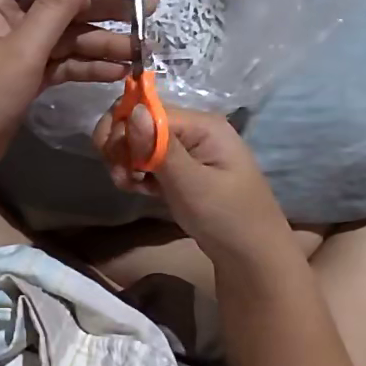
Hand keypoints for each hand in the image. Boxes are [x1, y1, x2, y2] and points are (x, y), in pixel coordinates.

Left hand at [0, 0, 137, 172]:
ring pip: (66, 35)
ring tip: (143, 50)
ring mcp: (18, 48)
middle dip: (102, 9)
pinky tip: (120, 71)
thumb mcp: (24, 49)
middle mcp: (6, 18)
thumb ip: (57, 6)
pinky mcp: (28, 74)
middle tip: (147, 11)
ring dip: (102, 42)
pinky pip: (63, 61)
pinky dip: (88, 65)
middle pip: (59, 3)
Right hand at [93, 104, 287, 262]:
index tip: (116, 162)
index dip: (124, 130)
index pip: (147, 110)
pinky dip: (134, 173)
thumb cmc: (226, 217)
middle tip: (121, 177)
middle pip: (138, 122)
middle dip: (120, 146)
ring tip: (130, 187)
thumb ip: (160, 147)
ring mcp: (185, 149)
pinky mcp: (177, 168)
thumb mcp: (191, 184)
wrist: (250, 255)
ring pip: (137, 142)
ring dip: (123, 162)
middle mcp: (191, 129)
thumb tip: (133, 110)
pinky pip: (145, 160)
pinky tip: (137, 190)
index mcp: (201, 125)